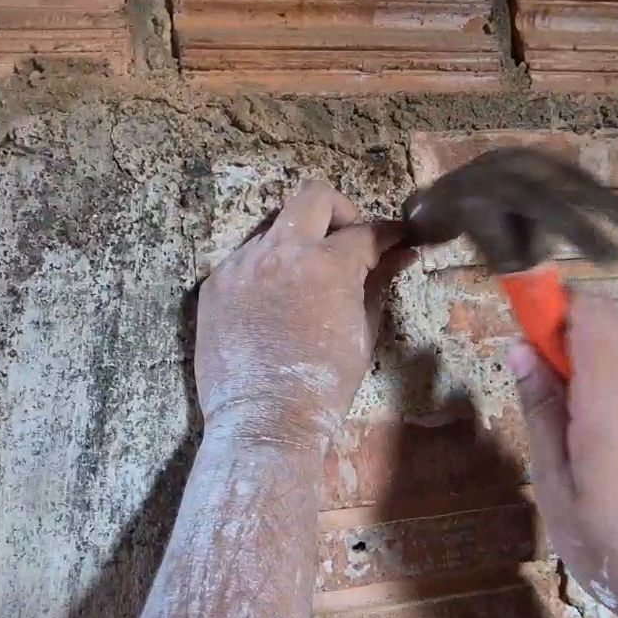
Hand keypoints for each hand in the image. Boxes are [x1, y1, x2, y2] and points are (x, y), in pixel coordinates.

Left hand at [195, 181, 406, 449]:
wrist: (265, 420)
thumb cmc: (324, 385)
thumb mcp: (363, 332)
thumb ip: (378, 283)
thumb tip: (402, 253)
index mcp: (326, 265)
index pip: (365, 230)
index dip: (387, 233)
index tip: (394, 240)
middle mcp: (281, 252)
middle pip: (313, 197)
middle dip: (339, 212)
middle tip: (346, 243)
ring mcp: (241, 264)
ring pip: (274, 227)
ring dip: (297, 243)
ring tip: (304, 281)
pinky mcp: (214, 283)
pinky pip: (245, 258)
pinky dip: (265, 269)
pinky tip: (271, 303)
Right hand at [509, 294, 617, 617]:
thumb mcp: (557, 491)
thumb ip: (541, 414)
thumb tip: (520, 350)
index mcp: (613, 410)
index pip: (594, 315)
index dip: (559, 306)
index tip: (530, 328)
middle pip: (601, 352)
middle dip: (568, 378)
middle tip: (555, 444)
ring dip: (596, 409)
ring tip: (595, 479)